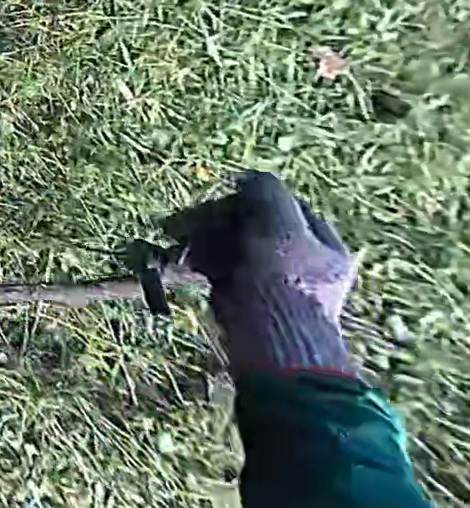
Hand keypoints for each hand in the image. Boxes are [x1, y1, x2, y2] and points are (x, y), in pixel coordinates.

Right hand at [172, 172, 358, 374]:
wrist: (269, 333)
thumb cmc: (283, 279)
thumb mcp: (283, 230)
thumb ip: (270, 198)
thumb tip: (252, 174)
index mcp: (323, 243)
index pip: (287, 205)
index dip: (255, 196)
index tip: (226, 193)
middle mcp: (298, 255)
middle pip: (252, 220)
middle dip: (220, 217)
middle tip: (196, 217)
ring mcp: (267, 271)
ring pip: (228, 239)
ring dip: (203, 235)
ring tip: (184, 240)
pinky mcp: (239, 284)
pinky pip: (216, 259)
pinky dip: (199, 255)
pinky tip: (186, 258)